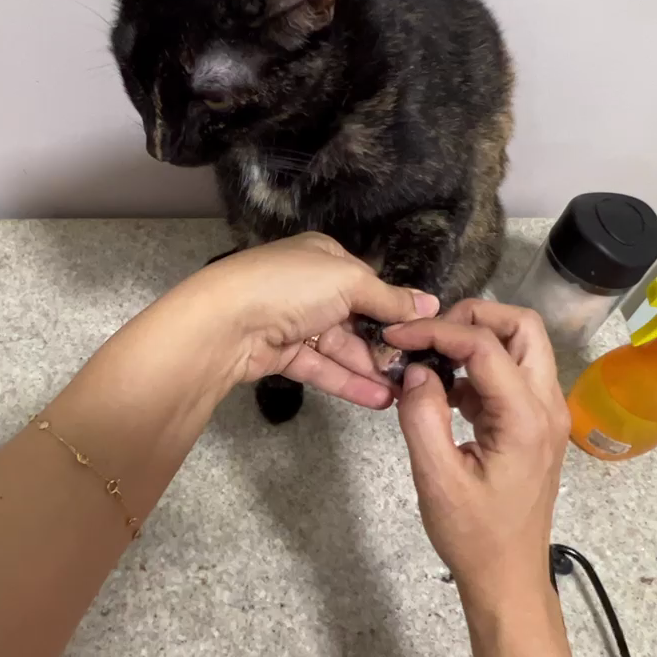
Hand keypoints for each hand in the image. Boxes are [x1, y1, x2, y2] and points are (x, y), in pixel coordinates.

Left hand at [169, 233, 439, 408]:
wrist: (226, 322)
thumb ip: (389, 298)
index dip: (395, 308)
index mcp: (324, 258)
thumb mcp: (349, 281)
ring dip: (371, 370)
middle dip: (386, 345)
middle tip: (419, 372)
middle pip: (356, 319)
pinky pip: (322, 368)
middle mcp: (309, 287)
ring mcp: (294, 322)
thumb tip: (430, 303)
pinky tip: (379, 399)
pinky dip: (349, 382)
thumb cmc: (292, 287)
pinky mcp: (281, 354)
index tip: (424, 333)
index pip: (367, 284)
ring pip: (340, 348)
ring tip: (405, 394)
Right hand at [385, 301, 571, 603]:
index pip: (484, 345)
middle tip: (427, 335)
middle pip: (522, 327)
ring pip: (521, 345)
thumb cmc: (472, 534)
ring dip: (477, 339)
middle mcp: (547, 406)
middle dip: (472, 317)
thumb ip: (422, 416)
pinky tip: (444, 390)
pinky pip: (512, 373)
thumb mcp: (436, 478)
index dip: (437, 331)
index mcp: (526, 418)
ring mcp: (546, 414)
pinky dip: (479, 366)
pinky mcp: (535, 424)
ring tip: (430, 358)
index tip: (397, 338)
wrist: (508, 576)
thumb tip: (414, 370)